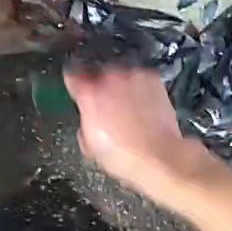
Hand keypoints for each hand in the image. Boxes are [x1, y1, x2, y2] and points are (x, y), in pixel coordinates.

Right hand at [64, 67, 201, 189]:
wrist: (159, 156)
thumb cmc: (126, 155)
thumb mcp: (90, 144)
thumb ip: (84, 121)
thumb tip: (88, 119)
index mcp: (88, 94)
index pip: (72, 76)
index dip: (76, 85)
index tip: (79, 90)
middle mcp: (109, 79)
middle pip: (99, 75)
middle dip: (102, 89)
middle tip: (109, 110)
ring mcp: (132, 76)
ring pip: (121, 75)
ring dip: (122, 88)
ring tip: (129, 111)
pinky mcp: (152, 79)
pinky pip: (141, 79)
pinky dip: (140, 89)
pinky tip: (143, 108)